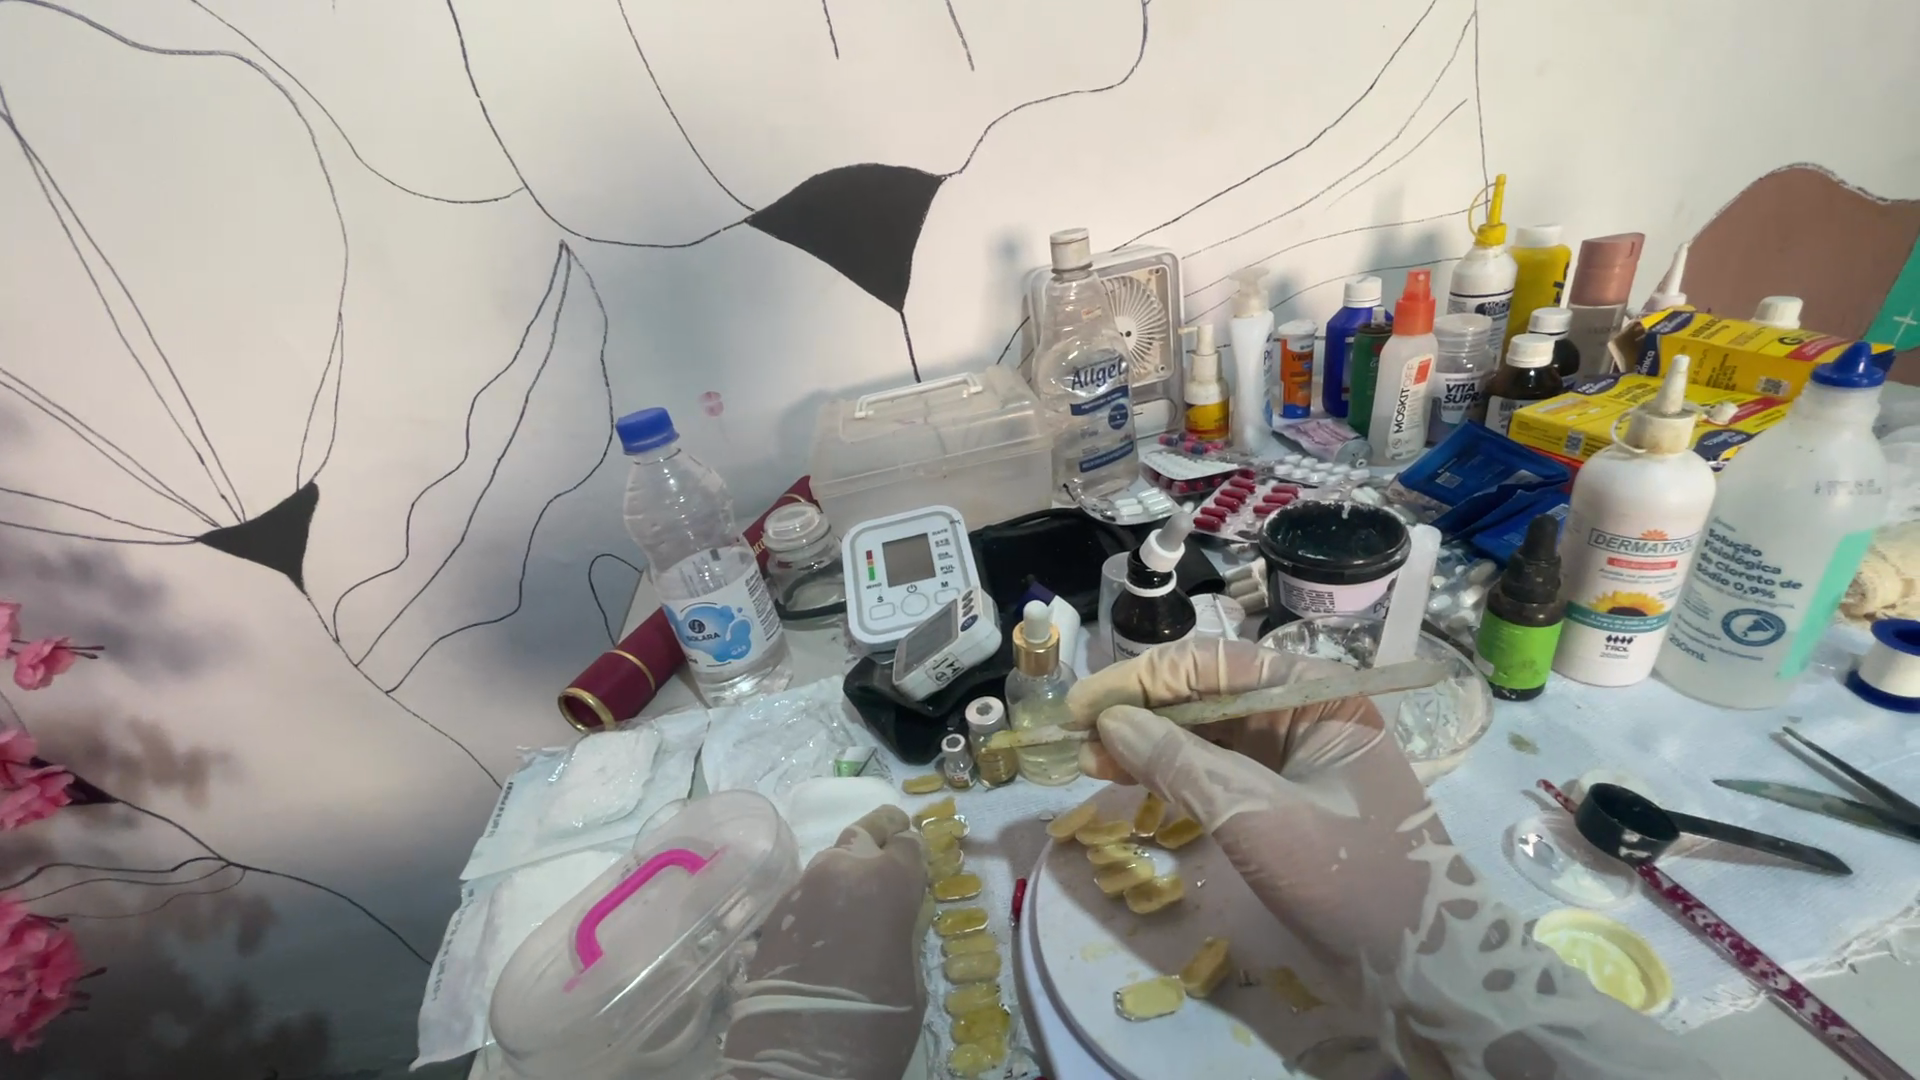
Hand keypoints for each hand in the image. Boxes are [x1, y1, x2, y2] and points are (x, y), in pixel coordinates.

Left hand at [719, 806, 928, 1079]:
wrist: (794, 1067)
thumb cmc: (872, 1026)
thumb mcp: (912, 978)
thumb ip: (908, 927)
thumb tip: (906, 908)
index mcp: (887, 881)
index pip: (908, 841)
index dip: (916, 851)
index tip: (919, 862)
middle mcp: (842, 869)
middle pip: (865, 831)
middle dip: (881, 835)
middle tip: (890, 846)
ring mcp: (803, 886)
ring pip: (832, 856)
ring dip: (849, 866)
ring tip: (857, 895)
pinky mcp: (775, 911)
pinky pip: (808, 886)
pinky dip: (824, 893)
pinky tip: (828, 922)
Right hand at [1067, 638, 1440, 971]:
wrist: (1426, 974)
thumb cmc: (1353, 883)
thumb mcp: (1258, 817)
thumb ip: (1180, 763)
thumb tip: (1110, 723)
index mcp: (1311, 692)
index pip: (1208, 663)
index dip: (1136, 680)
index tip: (1082, 707)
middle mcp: (1297, 708)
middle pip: (1199, 691)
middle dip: (1136, 711)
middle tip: (1077, 738)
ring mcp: (1288, 750)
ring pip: (1199, 728)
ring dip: (1144, 741)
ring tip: (1089, 760)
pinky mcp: (1276, 788)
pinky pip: (1210, 763)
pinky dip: (1167, 769)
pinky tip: (1127, 777)